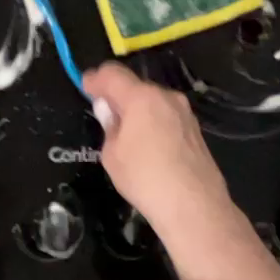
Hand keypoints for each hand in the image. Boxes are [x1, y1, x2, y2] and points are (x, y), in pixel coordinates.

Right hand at [83, 62, 236, 233]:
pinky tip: (148, 147)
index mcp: (141, 98)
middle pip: (135, 87)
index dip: (95, 79)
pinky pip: (166, 118)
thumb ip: (109, 126)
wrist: (192, 204)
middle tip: (104, 115)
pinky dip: (152, 124)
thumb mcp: (112, 155)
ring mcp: (184, 113)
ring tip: (125, 135)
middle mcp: (166, 97)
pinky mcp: (195, 130)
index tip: (84, 86)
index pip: (113, 75)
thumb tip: (109, 111)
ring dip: (136, 111)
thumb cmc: (144, 178)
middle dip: (117, 97)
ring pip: (153, 103)